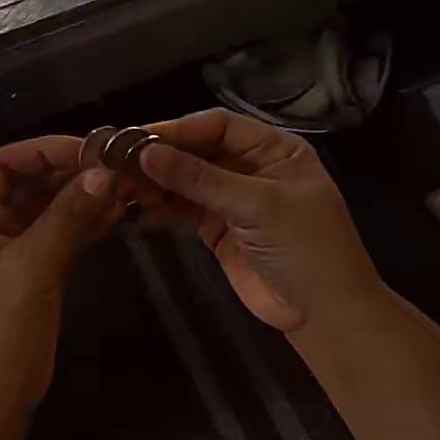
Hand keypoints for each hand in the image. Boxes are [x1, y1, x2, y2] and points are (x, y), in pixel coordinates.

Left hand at [0, 136, 120, 419]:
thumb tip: (104, 171)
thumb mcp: (33, 267)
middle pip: (24, 184)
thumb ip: (67, 216)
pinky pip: (51, 236)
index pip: (0, 164)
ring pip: (42, 210)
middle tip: (114, 168)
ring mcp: (1, 249)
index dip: (45, 151)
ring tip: (121, 189)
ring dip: (78, 200)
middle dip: (68, 175)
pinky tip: (112, 215)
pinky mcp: (24, 270)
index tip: (92, 150)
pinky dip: (78, 226)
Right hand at [136, 109, 381, 330]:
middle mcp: (249, 167)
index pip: (219, 126)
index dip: (179, 129)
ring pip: (183, 181)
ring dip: (153, 184)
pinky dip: (158, 210)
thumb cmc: (305, 247)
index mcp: (272, 149)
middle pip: (196, 151)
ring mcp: (230, 199)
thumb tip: (146, 153)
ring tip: (117, 188)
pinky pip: (180, 210)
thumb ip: (199, 178)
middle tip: (117, 162)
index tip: (138, 139)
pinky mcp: (214, 227)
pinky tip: (132, 210)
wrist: (322, 313)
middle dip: (159, 158)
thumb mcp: (256, 205)